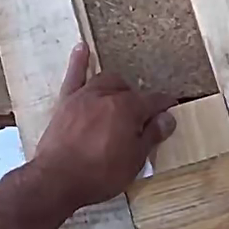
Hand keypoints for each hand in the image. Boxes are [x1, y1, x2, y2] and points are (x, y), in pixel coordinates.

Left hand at [28, 44, 176, 214]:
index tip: (171, 110)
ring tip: (122, 97)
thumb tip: (168, 118)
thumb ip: (152, 135)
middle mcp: (109, 95)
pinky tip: (83, 48)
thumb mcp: (135, 160)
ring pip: (107, 81)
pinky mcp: (66, 102)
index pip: (155, 101)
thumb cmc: (100, 173)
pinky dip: (79, 61)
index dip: (165, 107)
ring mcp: (86, 96)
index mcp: (129, 109)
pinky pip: (74, 76)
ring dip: (118, 87)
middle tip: (143, 119)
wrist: (56, 181)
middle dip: (140, 101)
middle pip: (131, 92)